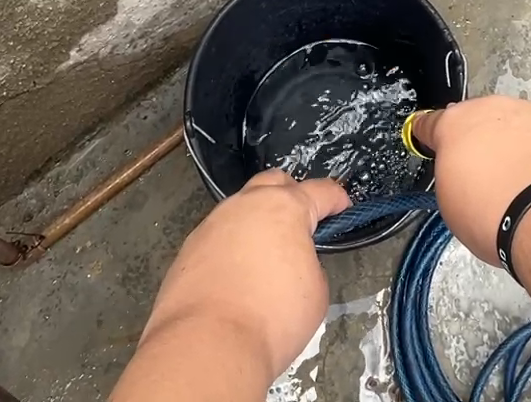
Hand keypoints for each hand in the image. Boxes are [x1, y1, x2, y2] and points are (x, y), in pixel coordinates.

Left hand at [139, 171, 349, 379]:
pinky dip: (231, 249)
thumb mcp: (316, 290)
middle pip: (273, 183)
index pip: (320, 191)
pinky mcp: (189, 249)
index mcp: (286, 207)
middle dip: (291, 195)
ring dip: (257, 224)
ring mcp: (213, 224)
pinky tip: (237, 277)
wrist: (206, 348)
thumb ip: (309, 262)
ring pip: (241, 210)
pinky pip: (218, 238)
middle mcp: (247, 205)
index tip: (341, 205)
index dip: (336, 198)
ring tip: (265, 257)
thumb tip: (294, 263)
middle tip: (300, 223)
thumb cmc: (269, 319)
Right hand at [411, 96, 530, 264]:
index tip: (430, 141)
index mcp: (453, 125)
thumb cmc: (492, 212)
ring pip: (513, 124)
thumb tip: (462, 175)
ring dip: (512, 143)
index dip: (428, 134)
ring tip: (520, 180)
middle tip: (486, 175)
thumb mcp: (450, 201)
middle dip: (478, 141)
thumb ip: (451, 173)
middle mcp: (489, 109)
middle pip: (477, 120)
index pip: (429, 122)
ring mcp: (527, 111)